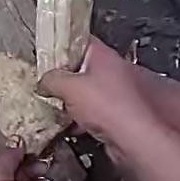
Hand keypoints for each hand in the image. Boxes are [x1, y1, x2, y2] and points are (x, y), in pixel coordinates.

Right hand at [38, 37, 153, 142]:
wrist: (136, 139)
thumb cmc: (109, 106)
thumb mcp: (69, 87)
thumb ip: (51, 80)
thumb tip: (43, 82)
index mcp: (103, 56)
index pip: (79, 41)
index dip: (61, 45)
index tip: (45, 53)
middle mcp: (113, 71)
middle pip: (81, 68)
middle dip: (63, 78)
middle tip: (47, 84)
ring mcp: (117, 93)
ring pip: (87, 91)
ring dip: (71, 100)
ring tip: (56, 108)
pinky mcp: (118, 114)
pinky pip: (94, 111)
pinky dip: (81, 118)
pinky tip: (71, 126)